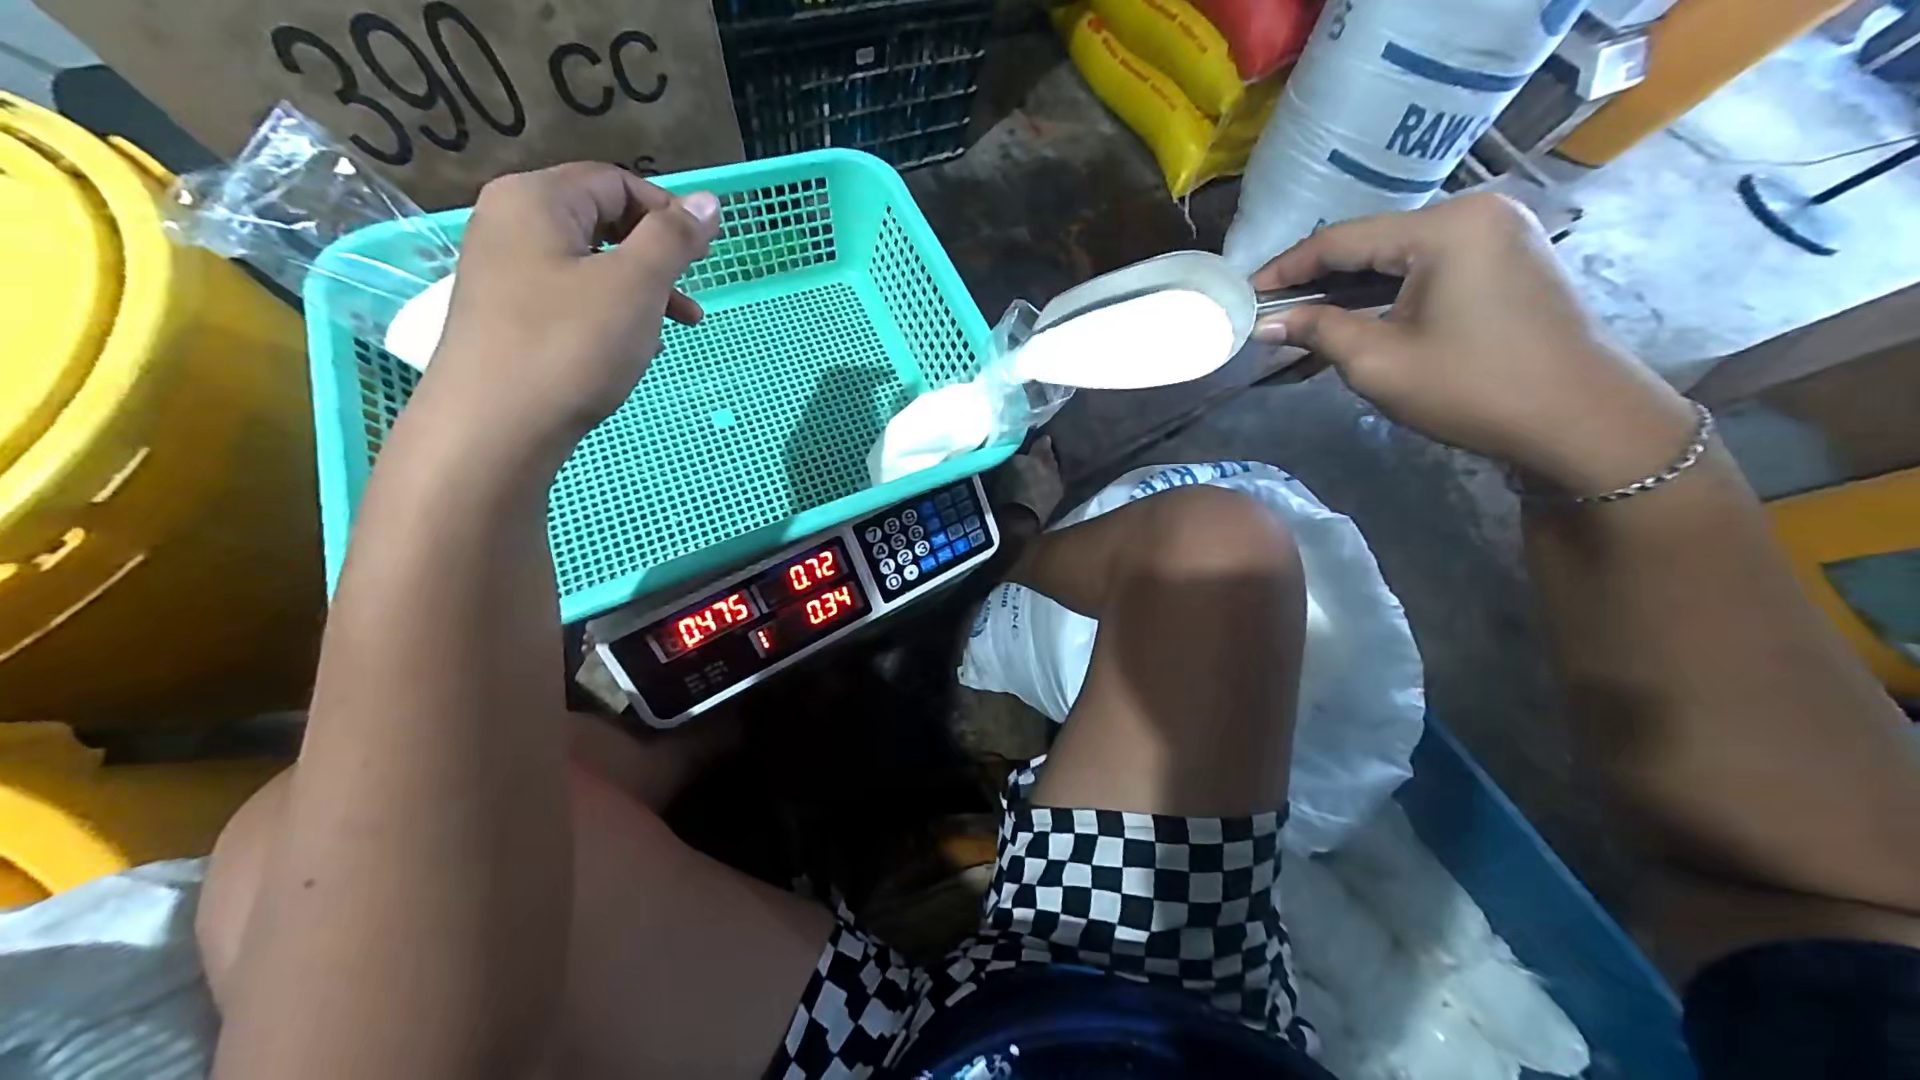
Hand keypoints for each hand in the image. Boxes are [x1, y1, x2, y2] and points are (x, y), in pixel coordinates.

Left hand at [421, 162, 720, 465]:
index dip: (668, 213)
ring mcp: (505, 273)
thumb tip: (709, 201)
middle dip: (656, 257)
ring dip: (641, 291)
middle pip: (603, 221)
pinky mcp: (509, 316)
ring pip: (592, 265)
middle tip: (689, 295)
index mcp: (537, 200)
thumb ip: (674, 238)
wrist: (494, 428)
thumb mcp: (635, 286)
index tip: (703, 257)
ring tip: (675, 329)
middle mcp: (512, 225)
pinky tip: (632, 347)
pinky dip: (611, 314)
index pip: (616, 182)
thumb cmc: (570, 345)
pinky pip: (573, 298)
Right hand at [1252, 194, 1694, 496]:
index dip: (1286, 268)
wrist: (1578, 418)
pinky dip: (1385, 288)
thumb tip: (1265, 322)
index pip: (1342, 239)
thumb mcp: (1378, 362)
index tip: (1245, 293)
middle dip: (1316, 276)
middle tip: (1271, 308)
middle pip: (1371, 240)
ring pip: (1397, 252)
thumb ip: (1318, 329)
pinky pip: (1427, 263)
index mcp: (1445, 226)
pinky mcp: (1506, 255)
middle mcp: (1475, 210)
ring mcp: (1497, 230)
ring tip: (1303, 314)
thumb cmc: (1472, 387)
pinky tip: (1355, 312)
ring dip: (1349, 284)